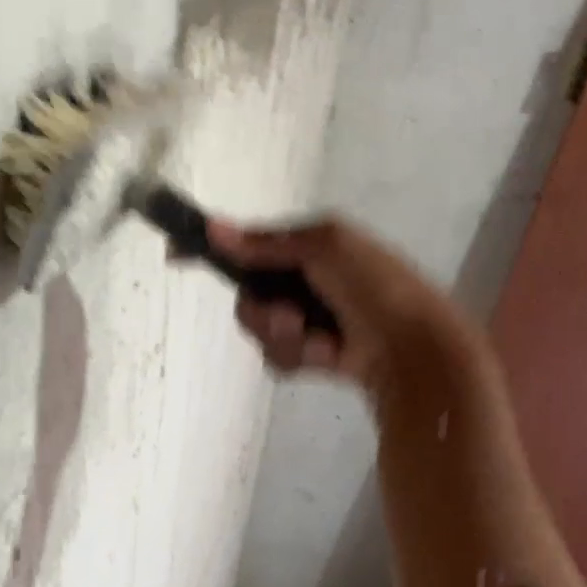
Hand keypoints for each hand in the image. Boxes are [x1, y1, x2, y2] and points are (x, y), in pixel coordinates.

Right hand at [207, 217, 462, 390]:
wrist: (411, 343)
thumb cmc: (374, 283)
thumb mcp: (323, 247)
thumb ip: (265, 242)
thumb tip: (212, 228)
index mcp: (304, 248)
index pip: (246, 247)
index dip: (211, 250)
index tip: (175, 255)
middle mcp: (299, 283)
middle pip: (245, 298)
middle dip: (260, 312)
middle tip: (285, 316)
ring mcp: (303, 321)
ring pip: (259, 332)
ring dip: (282, 337)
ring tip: (316, 341)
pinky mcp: (308, 355)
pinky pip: (276, 358)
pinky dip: (299, 357)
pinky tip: (327, 356)